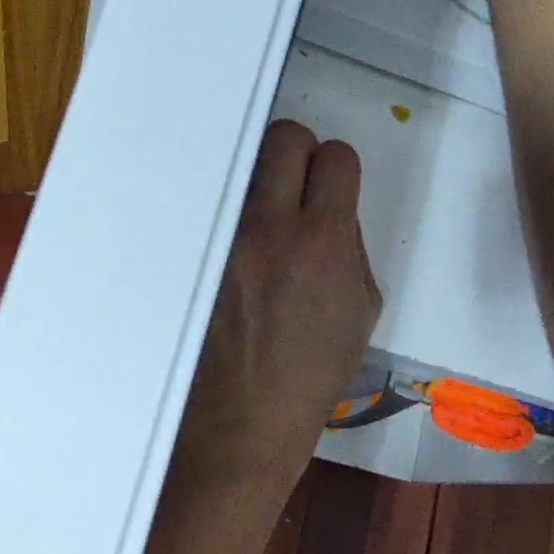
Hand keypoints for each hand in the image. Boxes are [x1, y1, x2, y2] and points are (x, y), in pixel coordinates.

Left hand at [175, 121, 380, 486]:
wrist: (247, 415)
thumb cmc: (314, 372)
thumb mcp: (360, 309)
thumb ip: (349, 247)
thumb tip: (331, 212)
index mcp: (324, 241)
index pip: (335, 156)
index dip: (335, 168)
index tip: (327, 188)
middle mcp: (270, 228)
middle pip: (282, 138)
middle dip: (295, 152)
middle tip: (292, 182)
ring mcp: (224, 241)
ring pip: (239, 167)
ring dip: (255, 180)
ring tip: (257, 214)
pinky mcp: (193, 258)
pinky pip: (208, 208)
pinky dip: (223, 213)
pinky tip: (227, 241)